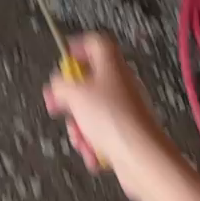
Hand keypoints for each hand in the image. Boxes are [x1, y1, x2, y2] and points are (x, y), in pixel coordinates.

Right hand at [42, 33, 182, 200]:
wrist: (142, 157)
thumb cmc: (110, 117)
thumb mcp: (74, 94)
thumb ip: (59, 85)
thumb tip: (57, 87)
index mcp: (111, 65)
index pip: (95, 43)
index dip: (77, 48)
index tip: (63, 62)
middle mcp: (121, 84)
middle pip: (89, 81)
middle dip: (70, 99)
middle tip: (57, 108)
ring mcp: (126, 110)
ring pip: (93, 111)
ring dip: (80, 126)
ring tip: (79, 140)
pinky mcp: (128, 134)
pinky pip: (103, 133)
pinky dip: (94, 144)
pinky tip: (92, 154)